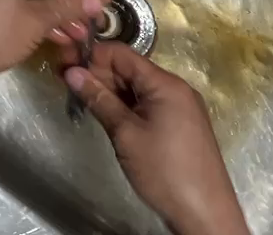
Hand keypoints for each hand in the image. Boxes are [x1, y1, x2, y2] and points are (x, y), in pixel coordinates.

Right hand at [64, 44, 248, 234]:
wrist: (207, 220)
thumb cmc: (165, 172)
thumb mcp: (125, 134)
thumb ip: (98, 98)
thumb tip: (71, 71)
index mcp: (165, 84)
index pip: (120, 53)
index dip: (91, 57)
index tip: (65, 68)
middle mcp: (175, 89)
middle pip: (128, 68)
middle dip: (98, 75)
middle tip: (70, 88)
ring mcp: (180, 108)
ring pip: (136, 87)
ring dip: (110, 92)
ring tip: (85, 103)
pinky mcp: (181, 125)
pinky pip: (147, 103)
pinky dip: (126, 106)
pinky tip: (109, 117)